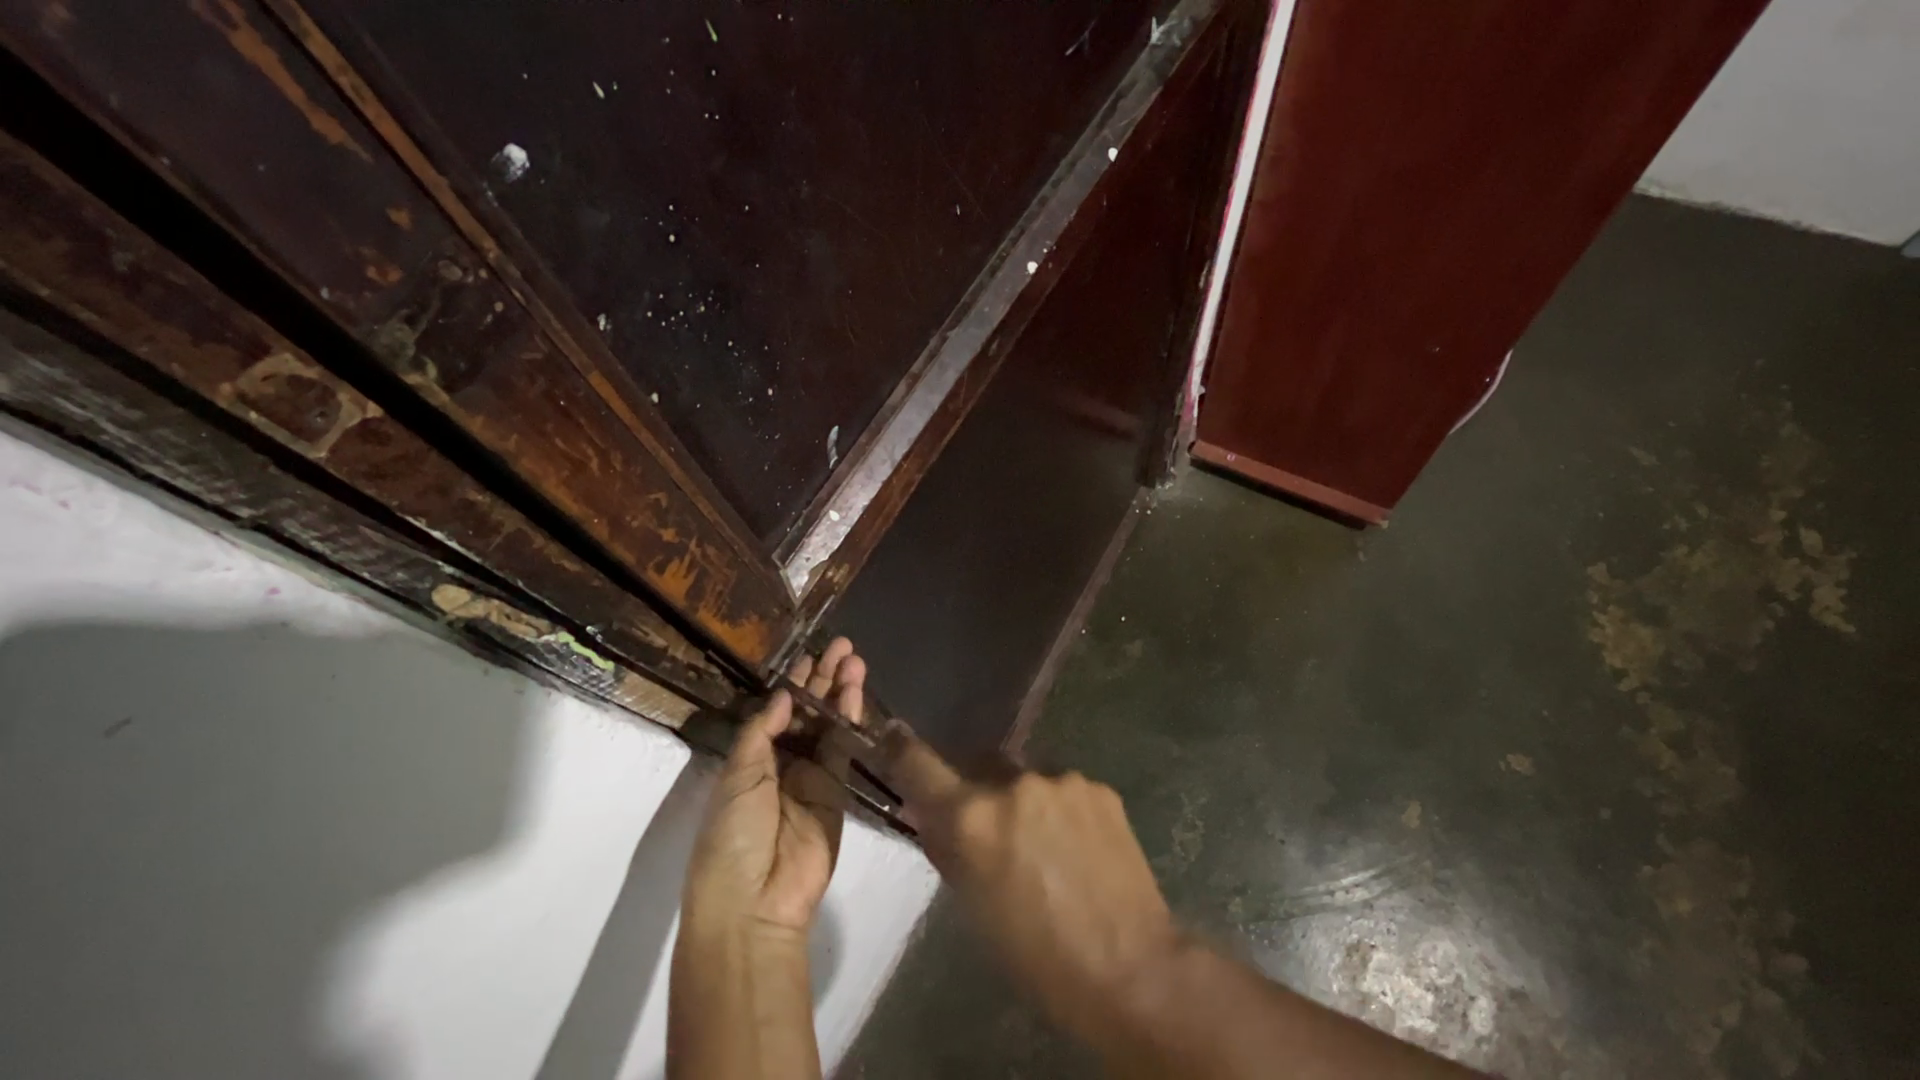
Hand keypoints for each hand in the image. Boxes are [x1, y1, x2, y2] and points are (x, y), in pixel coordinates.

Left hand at [682, 638, 866, 936]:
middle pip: (807, 715)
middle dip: (823, 681)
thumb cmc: (733, 835)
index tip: (809, 654)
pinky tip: (854, 694)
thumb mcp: (737, 777)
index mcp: (750, 762)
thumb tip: (784, 697)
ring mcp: (811, 780)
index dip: (793, 684)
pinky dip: (849, 722)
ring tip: (855, 660)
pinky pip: (843, 751)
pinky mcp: (836, 795)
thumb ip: (762, 734)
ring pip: (829, 727)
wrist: (756, 900)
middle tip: (843, 647)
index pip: (776, 714)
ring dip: (840, 694)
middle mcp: (782, 766)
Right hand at [881, 727, 1178, 1042]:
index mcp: (971, 818)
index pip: (918, 762)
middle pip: (978, 765)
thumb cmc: (1035, 955)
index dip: (900, 748)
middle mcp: (1013, 784)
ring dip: (1022, 800)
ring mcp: (1061, 781)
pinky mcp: (1099, 788)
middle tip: (988, 828)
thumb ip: (947, 846)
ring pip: (1025, 777)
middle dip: (975, 788)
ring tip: (1042, 844)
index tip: (892, 736)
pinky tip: (1076, 847)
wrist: (1127, 967)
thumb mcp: (971, 903)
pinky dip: (1059, 809)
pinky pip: (1063, 789)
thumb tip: (928, 812)